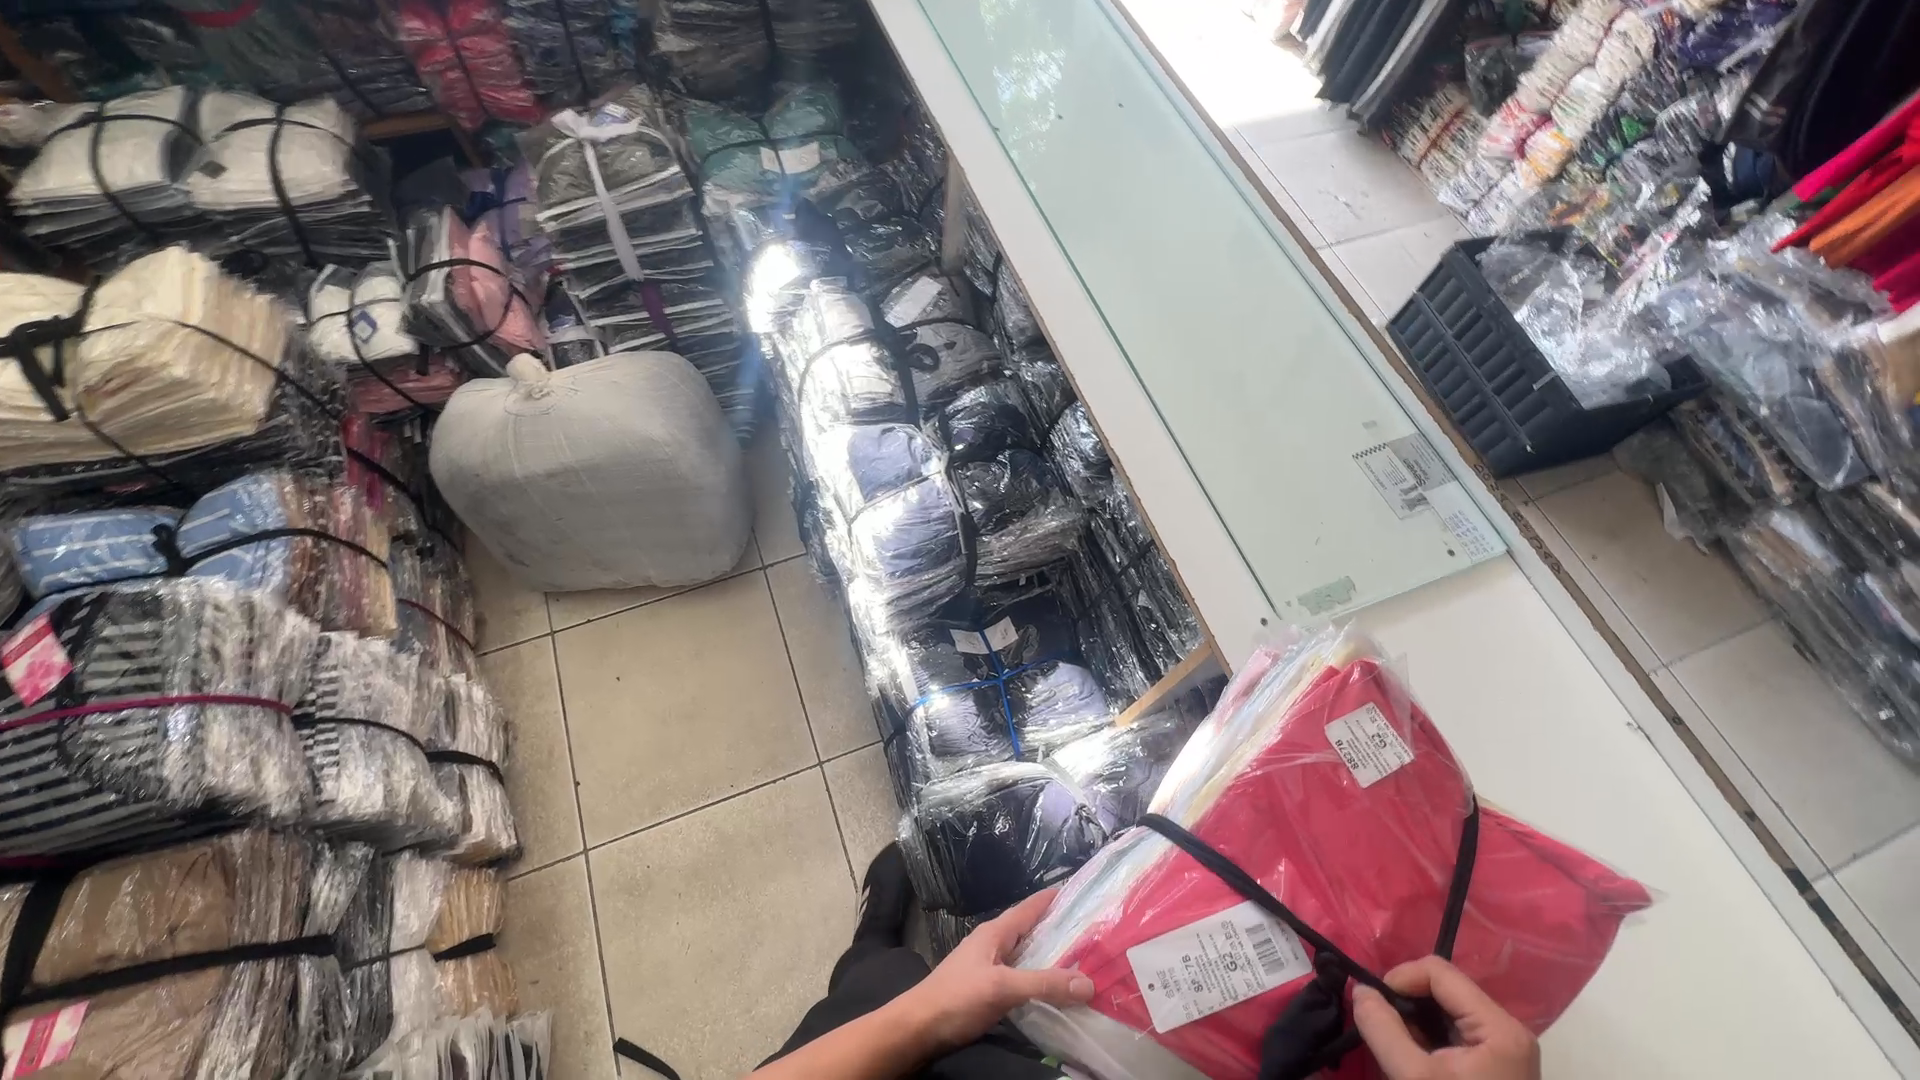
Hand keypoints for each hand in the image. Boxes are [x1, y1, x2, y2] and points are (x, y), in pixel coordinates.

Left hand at [894, 888, 1095, 1051]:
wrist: (918, 1028)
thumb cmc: (957, 998)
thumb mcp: (1002, 988)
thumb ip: (1043, 984)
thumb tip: (1089, 981)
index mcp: (995, 933)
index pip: (1030, 907)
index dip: (1054, 898)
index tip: (1083, 893)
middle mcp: (994, 944)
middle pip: (1031, 930)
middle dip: (1060, 929)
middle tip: (1094, 933)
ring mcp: (990, 967)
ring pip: (1027, 955)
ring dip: (1052, 957)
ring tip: (1084, 962)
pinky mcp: (988, 989)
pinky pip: (1021, 977)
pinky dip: (1040, 979)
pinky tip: (1055, 991)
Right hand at [1351, 956, 1540, 1079]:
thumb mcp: (1414, 1078)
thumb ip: (1382, 1028)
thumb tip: (1360, 990)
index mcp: (1499, 1027)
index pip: (1437, 971)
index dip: (1399, 979)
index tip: (1375, 1007)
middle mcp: (1508, 1029)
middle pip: (1442, 987)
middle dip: (1405, 1002)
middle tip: (1383, 1029)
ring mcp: (1504, 1047)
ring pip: (1444, 1008)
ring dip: (1413, 1020)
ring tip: (1399, 1047)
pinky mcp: (1496, 1063)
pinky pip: (1453, 1030)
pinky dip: (1427, 1036)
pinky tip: (1417, 1060)